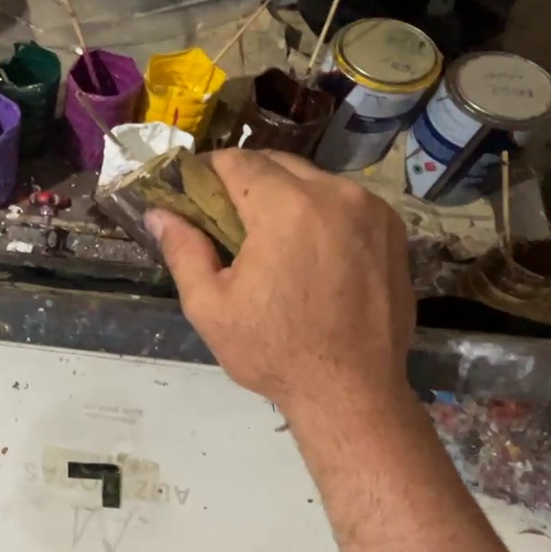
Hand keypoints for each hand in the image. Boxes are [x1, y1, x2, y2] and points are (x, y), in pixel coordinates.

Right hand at [146, 149, 414, 419]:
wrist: (351, 390)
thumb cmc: (272, 351)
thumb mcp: (210, 306)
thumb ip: (183, 250)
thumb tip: (158, 214)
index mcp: (287, 208)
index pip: (238, 161)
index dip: (206, 172)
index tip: (191, 195)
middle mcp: (335, 194)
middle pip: (277, 163)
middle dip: (244, 181)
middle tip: (222, 219)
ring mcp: (371, 210)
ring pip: (312, 180)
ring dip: (282, 196)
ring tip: (264, 239)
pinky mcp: (392, 230)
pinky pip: (343, 202)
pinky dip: (317, 212)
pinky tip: (304, 251)